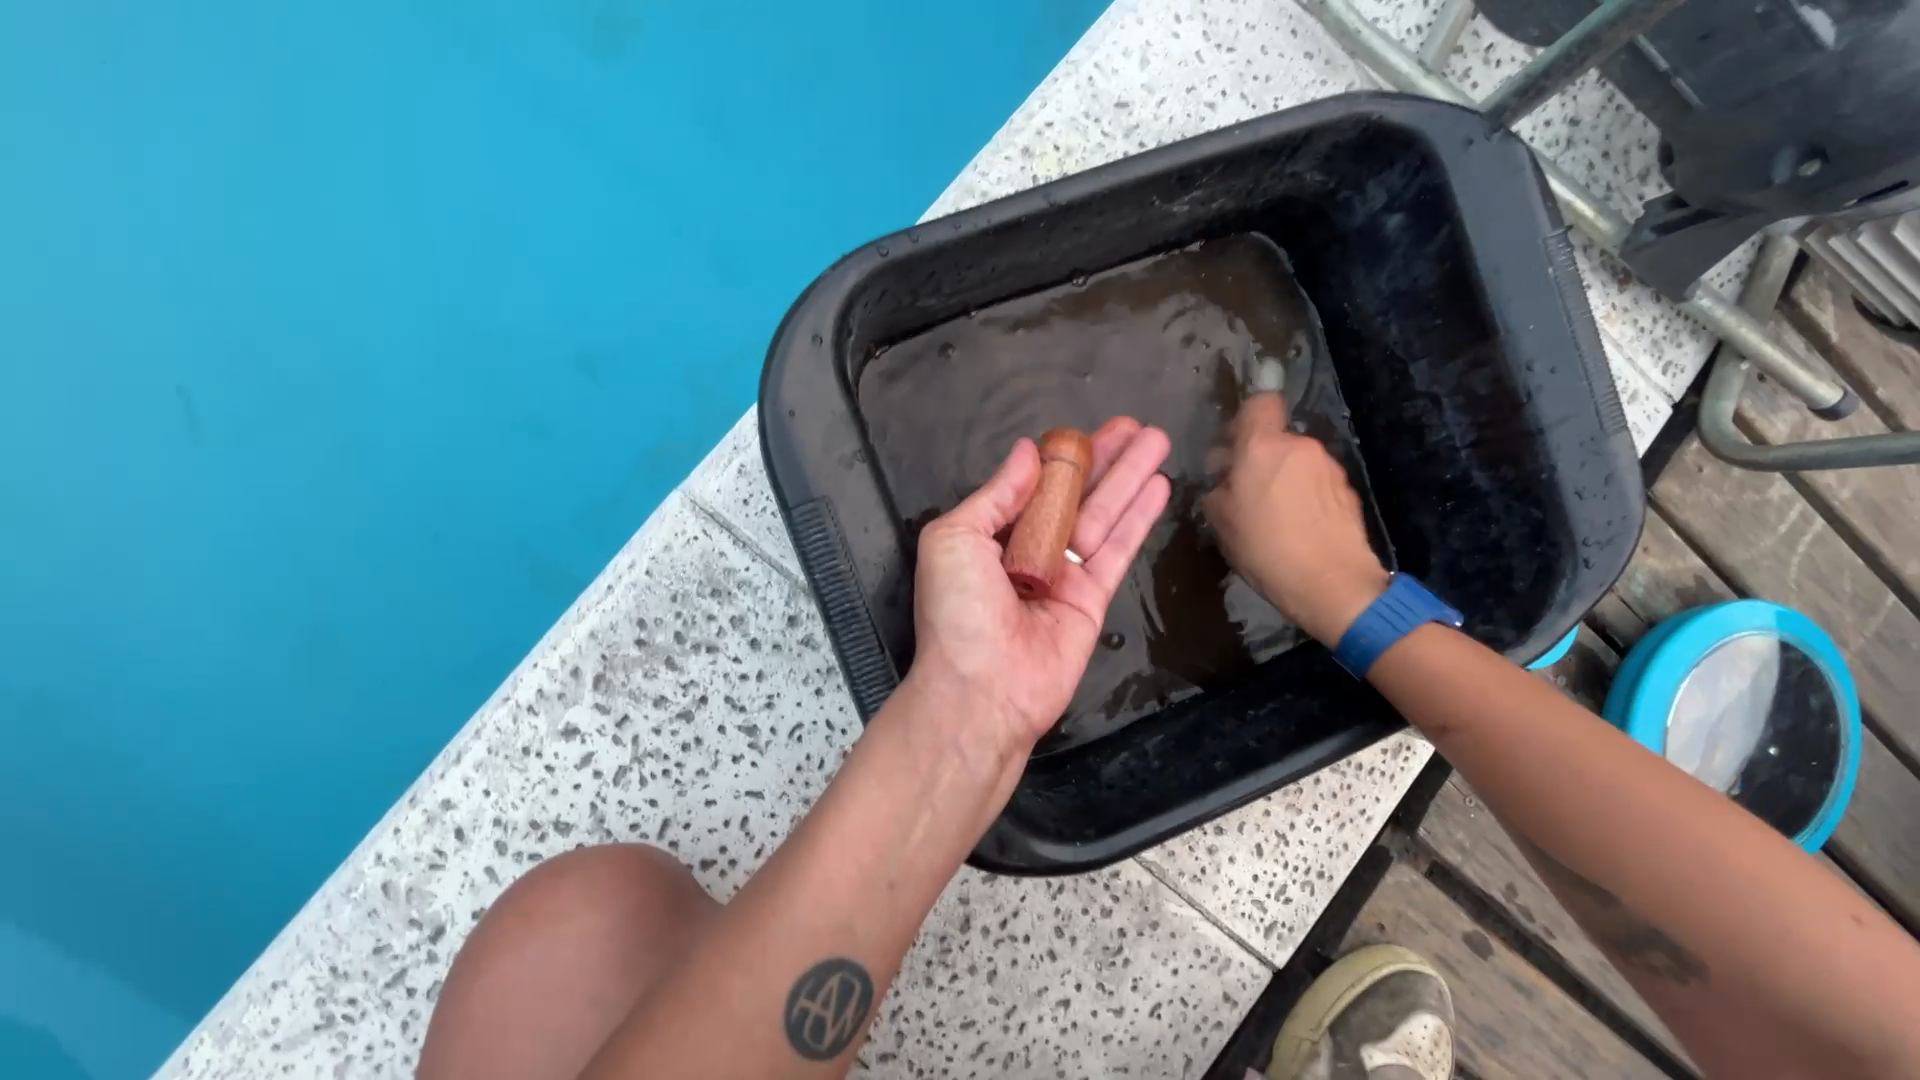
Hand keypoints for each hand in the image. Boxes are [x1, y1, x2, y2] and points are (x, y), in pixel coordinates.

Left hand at [906, 417, 1171, 757]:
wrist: (981, 689)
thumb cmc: (957, 611)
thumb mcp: (955, 538)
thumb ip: (996, 494)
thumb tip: (1025, 452)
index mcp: (992, 536)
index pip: (1033, 487)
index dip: (1061, 458)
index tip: (1087, 431)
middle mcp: (1029, 551)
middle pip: (1075, 495)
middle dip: (1104, 460)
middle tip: (1135, 425)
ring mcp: (1063, 576)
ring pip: (1102, 515)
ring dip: (1130, 477)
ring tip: (1157, 439)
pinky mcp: (1093, 600)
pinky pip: (1118, 550)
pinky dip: (1138, 518)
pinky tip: (1158, 485)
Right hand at [1203, 393, 1387, 644]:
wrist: (1331, 583)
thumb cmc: (1264, 548)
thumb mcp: (1220, 522)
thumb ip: (1219, 489)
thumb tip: (1226, 478)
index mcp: (1262, 447)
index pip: (1260, 402)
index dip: (1246, 418)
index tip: (1234, 445)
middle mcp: (1299, 446)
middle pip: (1276, 438)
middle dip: (1260, 458)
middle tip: (1245, 491)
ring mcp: (1328, 467)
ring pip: (1296, 461)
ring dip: (1283, 478)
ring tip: (1274, 515)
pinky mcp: (1347, 490)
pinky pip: (1316, 483)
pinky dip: (1305, 496)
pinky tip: (1298, 527)